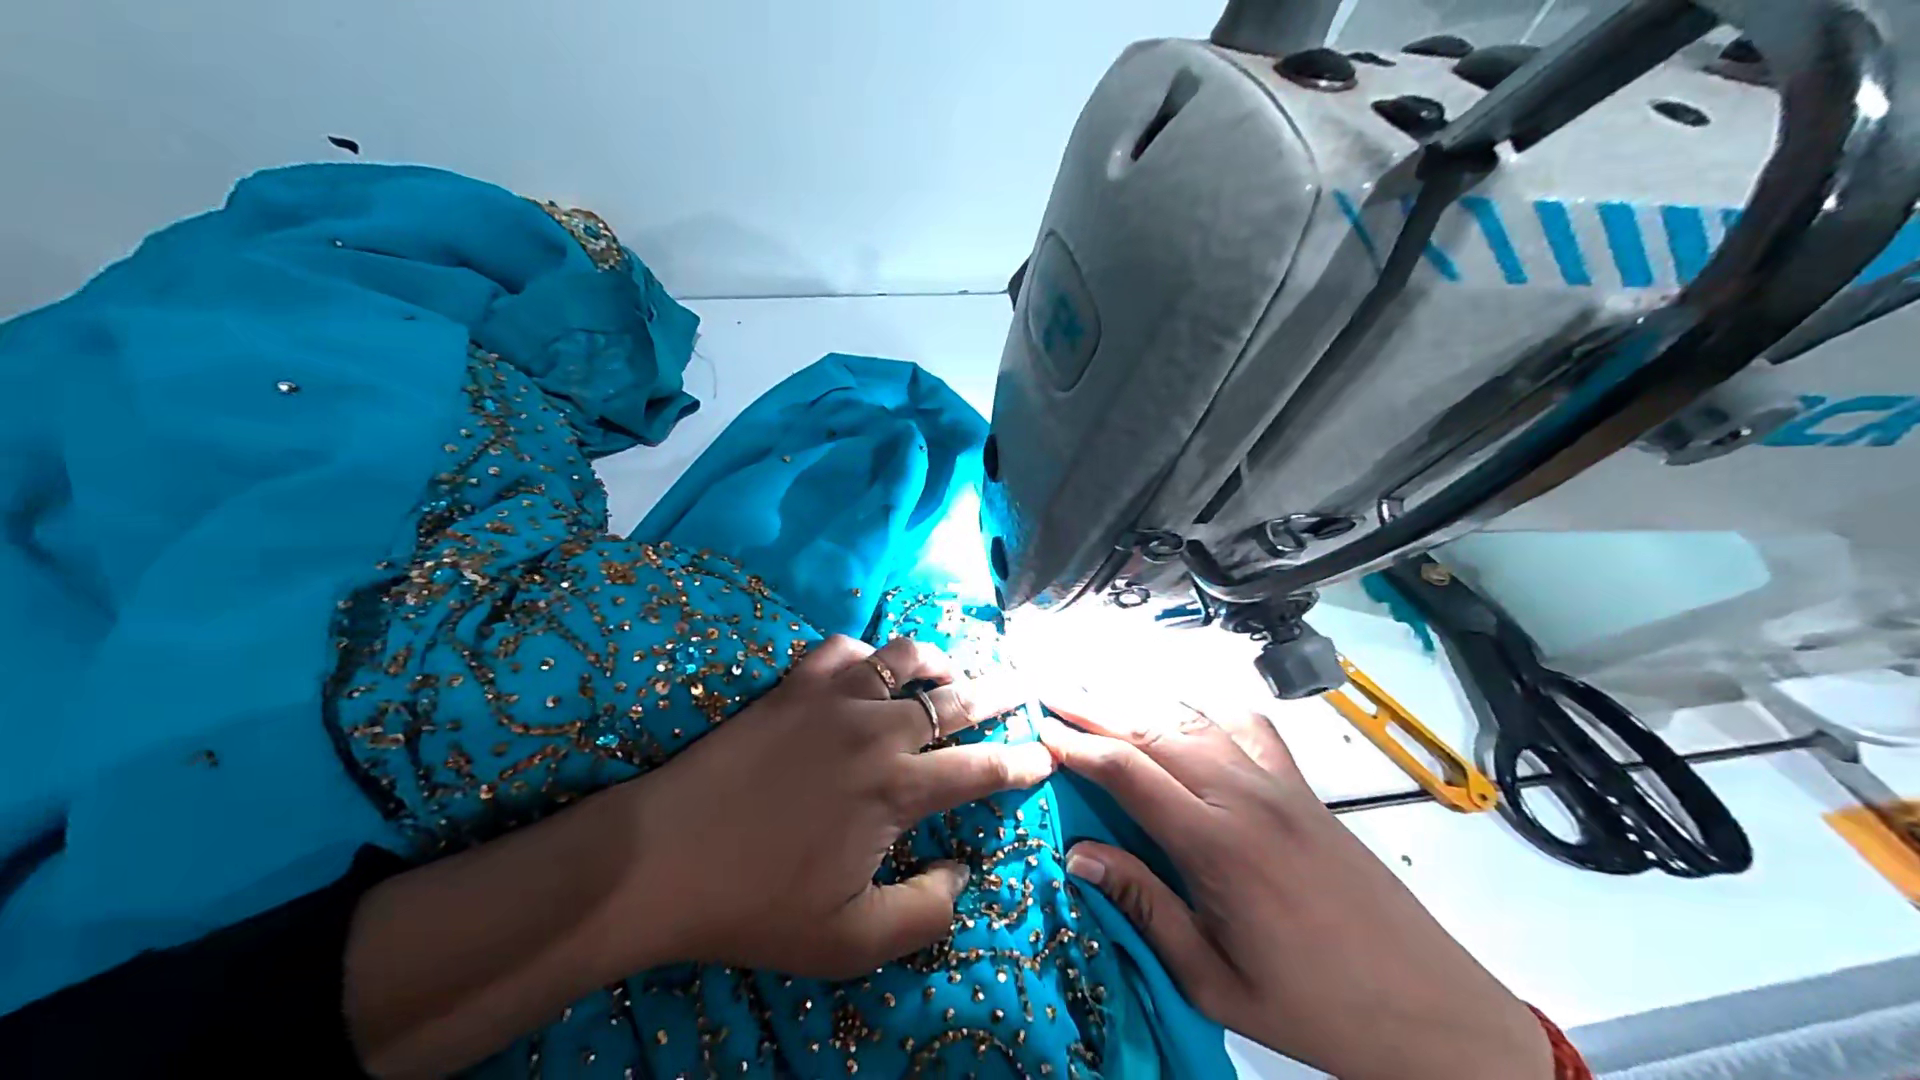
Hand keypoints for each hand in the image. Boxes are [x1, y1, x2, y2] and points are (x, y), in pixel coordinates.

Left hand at [345, 635, 1046, 1078]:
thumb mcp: (852, 942)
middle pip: (958, 699)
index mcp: (900, 789)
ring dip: (940, 662)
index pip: (982, 768)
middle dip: (1001, 692)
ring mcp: (834, 697)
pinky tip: (868, 666)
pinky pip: (842, 646)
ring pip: (907, 656)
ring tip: (953, 671)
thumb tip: (963, 871)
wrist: (661, 859)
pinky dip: (865, 652)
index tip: (1044, 755)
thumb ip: (927, 911)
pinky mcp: (793, 684)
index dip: (1022, 762)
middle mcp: (878, 729)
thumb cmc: (757, 904)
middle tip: (1023, 685)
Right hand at [1037, 697, 1550, 1079]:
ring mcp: (1277, 782)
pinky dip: (1207, 705)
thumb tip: (1077, 854)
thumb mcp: (1212, 977)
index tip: (1039, 731)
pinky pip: (1248, 724)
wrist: (1431, 1009)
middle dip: (1094, 705)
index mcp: (1215, 843)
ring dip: (1140, 698)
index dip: (1076, 745)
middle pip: (1152, 727)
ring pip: (1194, 717)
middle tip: (1051, 690)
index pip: (1126, 769)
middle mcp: (1243, 794)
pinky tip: (1187, 705)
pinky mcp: (1302, 786)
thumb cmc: (1313, 1007)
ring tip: (1099, 688)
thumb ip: (1143, 904)